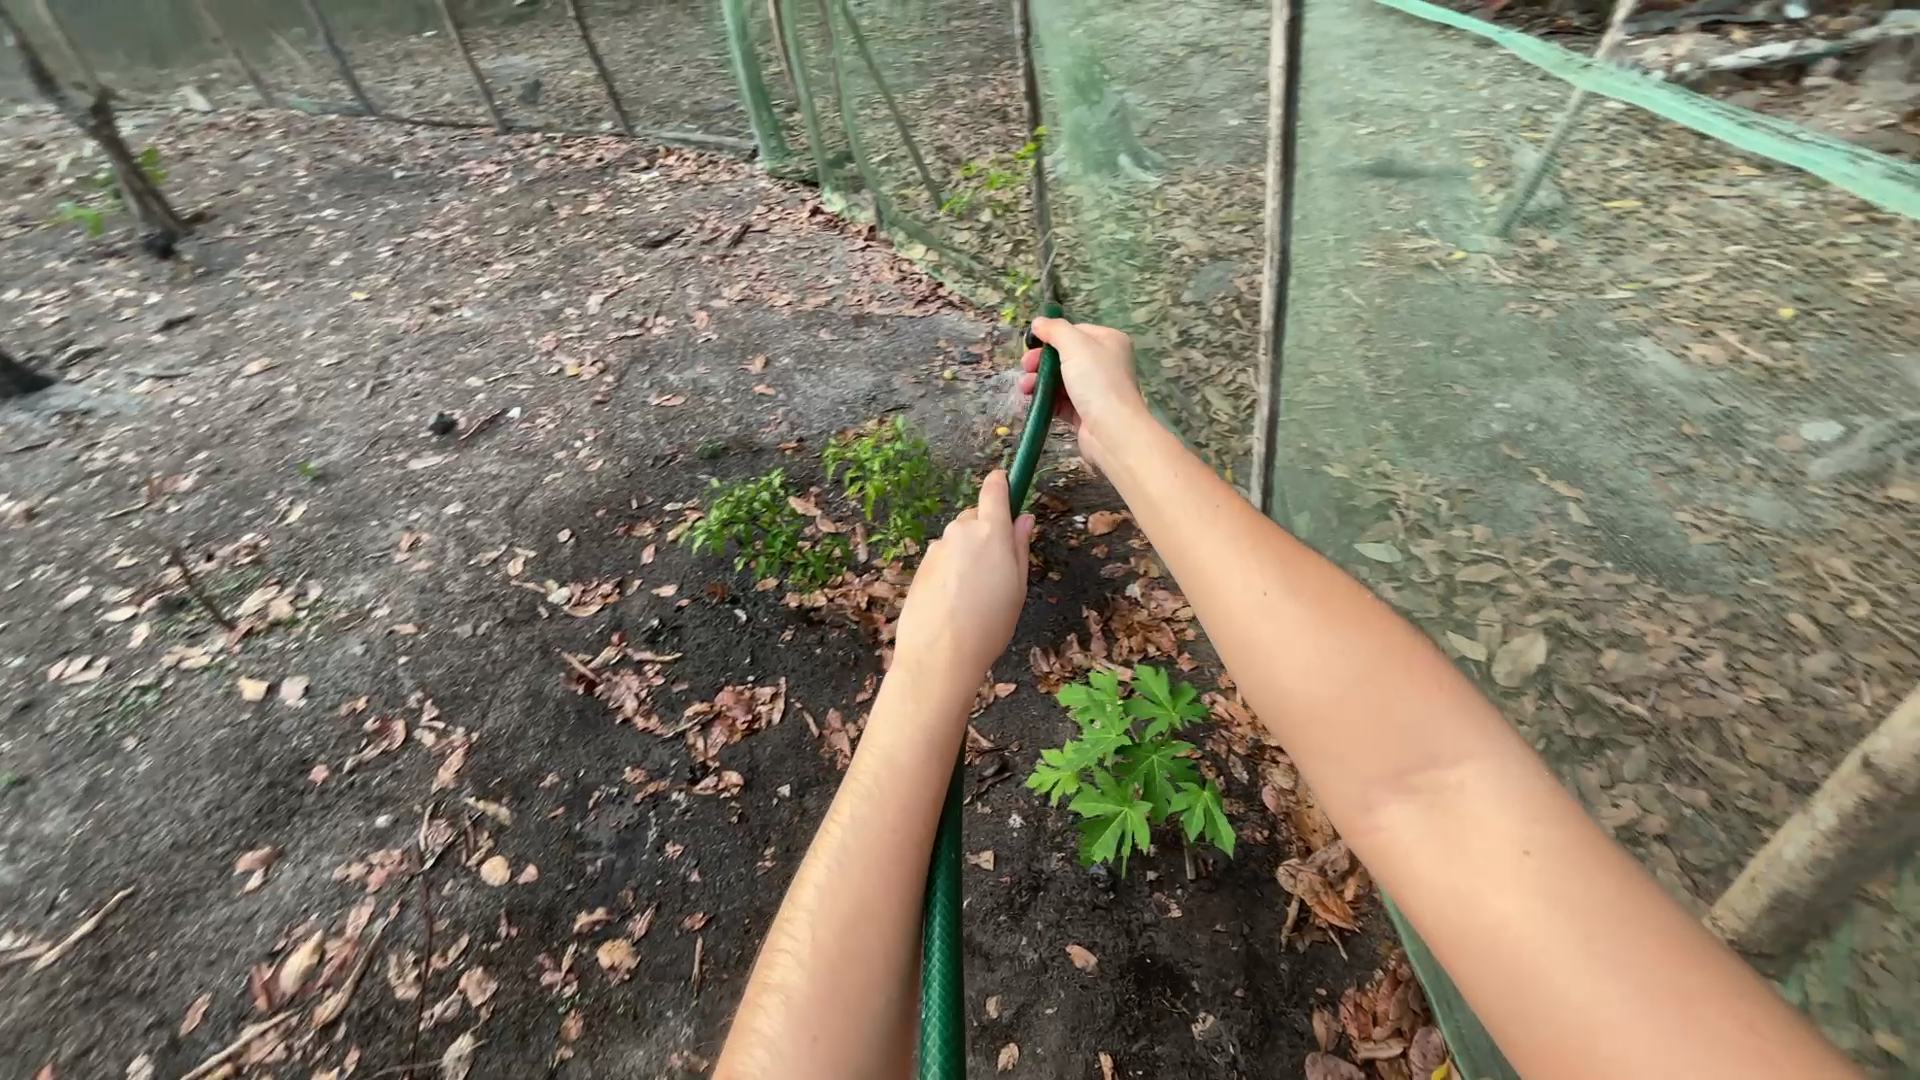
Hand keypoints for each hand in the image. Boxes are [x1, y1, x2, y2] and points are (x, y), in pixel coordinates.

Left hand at [892, 470, 1034, 690]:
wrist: (940, 654)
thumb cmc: (989, 623)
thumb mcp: (1017, 586)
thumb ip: (1019, 546)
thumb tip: (1024, 519)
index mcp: (991, 530)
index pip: (994, 489)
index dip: (1001, 483)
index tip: (1006, 482)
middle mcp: (961, 531)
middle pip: (976, 517)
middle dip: (987, 531)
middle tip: (999, 568)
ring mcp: (937, 548)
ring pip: (958, 540)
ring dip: (968, 555)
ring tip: (976, 594)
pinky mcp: (921, 566)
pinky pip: (943, 559)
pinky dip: (951, 571)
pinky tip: (955, 601)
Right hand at [1019, 316, 1151, 472]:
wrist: (1112, 431)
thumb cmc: (1097, 381)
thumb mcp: (1075, 346)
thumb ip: (1055, 330)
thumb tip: (1038, 322)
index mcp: (1108, 341)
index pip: (1075, 332)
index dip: (1052, 337)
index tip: (1031, 344)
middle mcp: (1104, 363)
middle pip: (1065, 356)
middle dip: (1041, 361)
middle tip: (1025, 366)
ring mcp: (1095, 390)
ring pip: (1060, 380)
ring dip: (1039, 380)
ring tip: (1024, 387)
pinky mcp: (1085, 413)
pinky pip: (1060, 401)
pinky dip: (1046, 399)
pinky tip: (1031, 400)